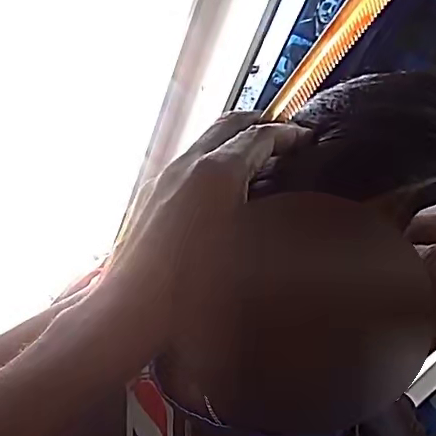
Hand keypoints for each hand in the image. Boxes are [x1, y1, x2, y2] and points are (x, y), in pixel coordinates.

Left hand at [87, 112, 307, 367]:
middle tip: (282, 135)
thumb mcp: (245, 252)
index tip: (305, 137)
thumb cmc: (191, 293)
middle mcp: (185, 166)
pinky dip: (210, 163)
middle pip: (228, 125)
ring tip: (255, 163)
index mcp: (215, 172)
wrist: (130, 311)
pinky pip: (185, 165)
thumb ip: (266, 216)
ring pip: (203, 143)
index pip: (259, 134)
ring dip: (232, 143)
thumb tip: (278, 201)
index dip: (288, 133)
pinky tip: (218, 192)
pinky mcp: (146, 198)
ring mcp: (161, 180)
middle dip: (259, 124)